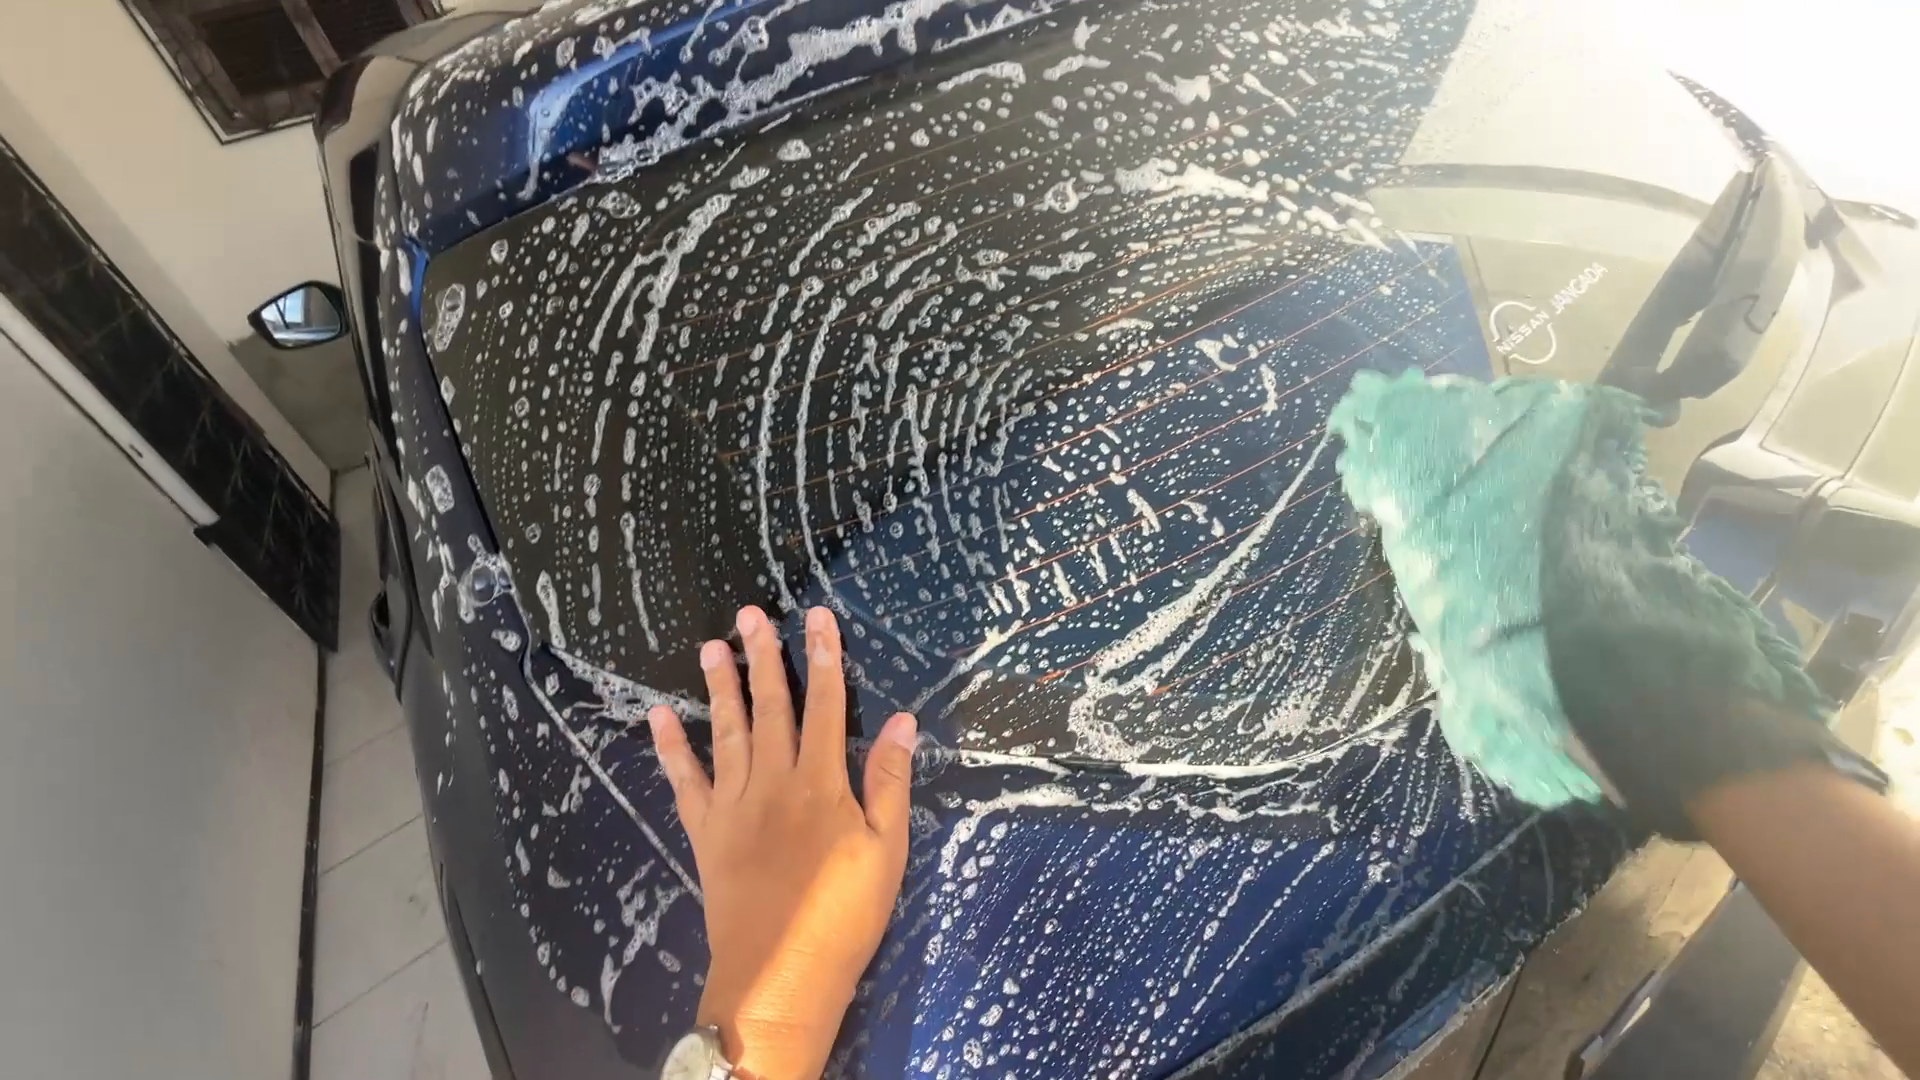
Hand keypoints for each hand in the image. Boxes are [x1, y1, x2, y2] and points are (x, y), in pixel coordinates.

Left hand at [648, 605, 917, 1079]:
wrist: (781, 975)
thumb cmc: (845, 912)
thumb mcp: (887, 847)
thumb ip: (890, 780)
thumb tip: (904, 719)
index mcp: (821, 781)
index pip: (826, 704)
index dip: (823, 657)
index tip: (816, 616)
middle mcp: (774, 780)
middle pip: (770, 706)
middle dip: (763, 657)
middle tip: (750, 615)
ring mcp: (734, 804)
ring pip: (727, 732)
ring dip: (720, 687)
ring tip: (711, 647)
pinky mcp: (706, 831)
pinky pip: (686, 783)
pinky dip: (672, 749)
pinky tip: (660, 717)